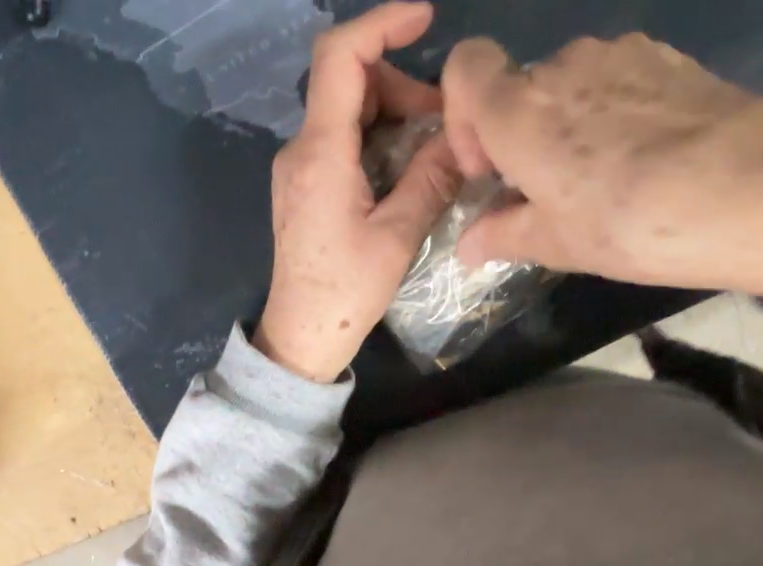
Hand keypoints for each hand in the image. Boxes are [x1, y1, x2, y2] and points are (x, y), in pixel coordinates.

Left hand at [254, 2, 461, 382]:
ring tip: (434, 148)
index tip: (425, 19)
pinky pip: (341, 140)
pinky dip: (377, 138)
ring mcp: (299, 168)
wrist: (301, 337)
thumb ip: (430, 178)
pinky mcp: (305, 187)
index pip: (340, 58)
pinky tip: (407, 166)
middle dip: (401, 85)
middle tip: (445, 122)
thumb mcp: (397, 236)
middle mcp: (302, 150)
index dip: (381, 24)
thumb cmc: (345, 293)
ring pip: (347, 111)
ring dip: (392, 114)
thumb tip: (463, 136)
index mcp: (321, 153)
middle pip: (348, 82)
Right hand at [440, 34, 762, 303]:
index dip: (464, 115)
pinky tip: (644, 159)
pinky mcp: (668, 58)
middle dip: (523, 134)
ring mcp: (620, 54)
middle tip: (548, 192)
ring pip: (573, 85)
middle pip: (522, 86)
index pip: (466, 67)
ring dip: (570, 125)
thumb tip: (469, 244)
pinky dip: (613, 114)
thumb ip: (503, 234)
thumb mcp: (556, 245)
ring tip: (603, 180)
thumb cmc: (630, 224)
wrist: (753, 189)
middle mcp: (562, 66)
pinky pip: (617, 81)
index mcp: (519, 110)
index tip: (488, 168)